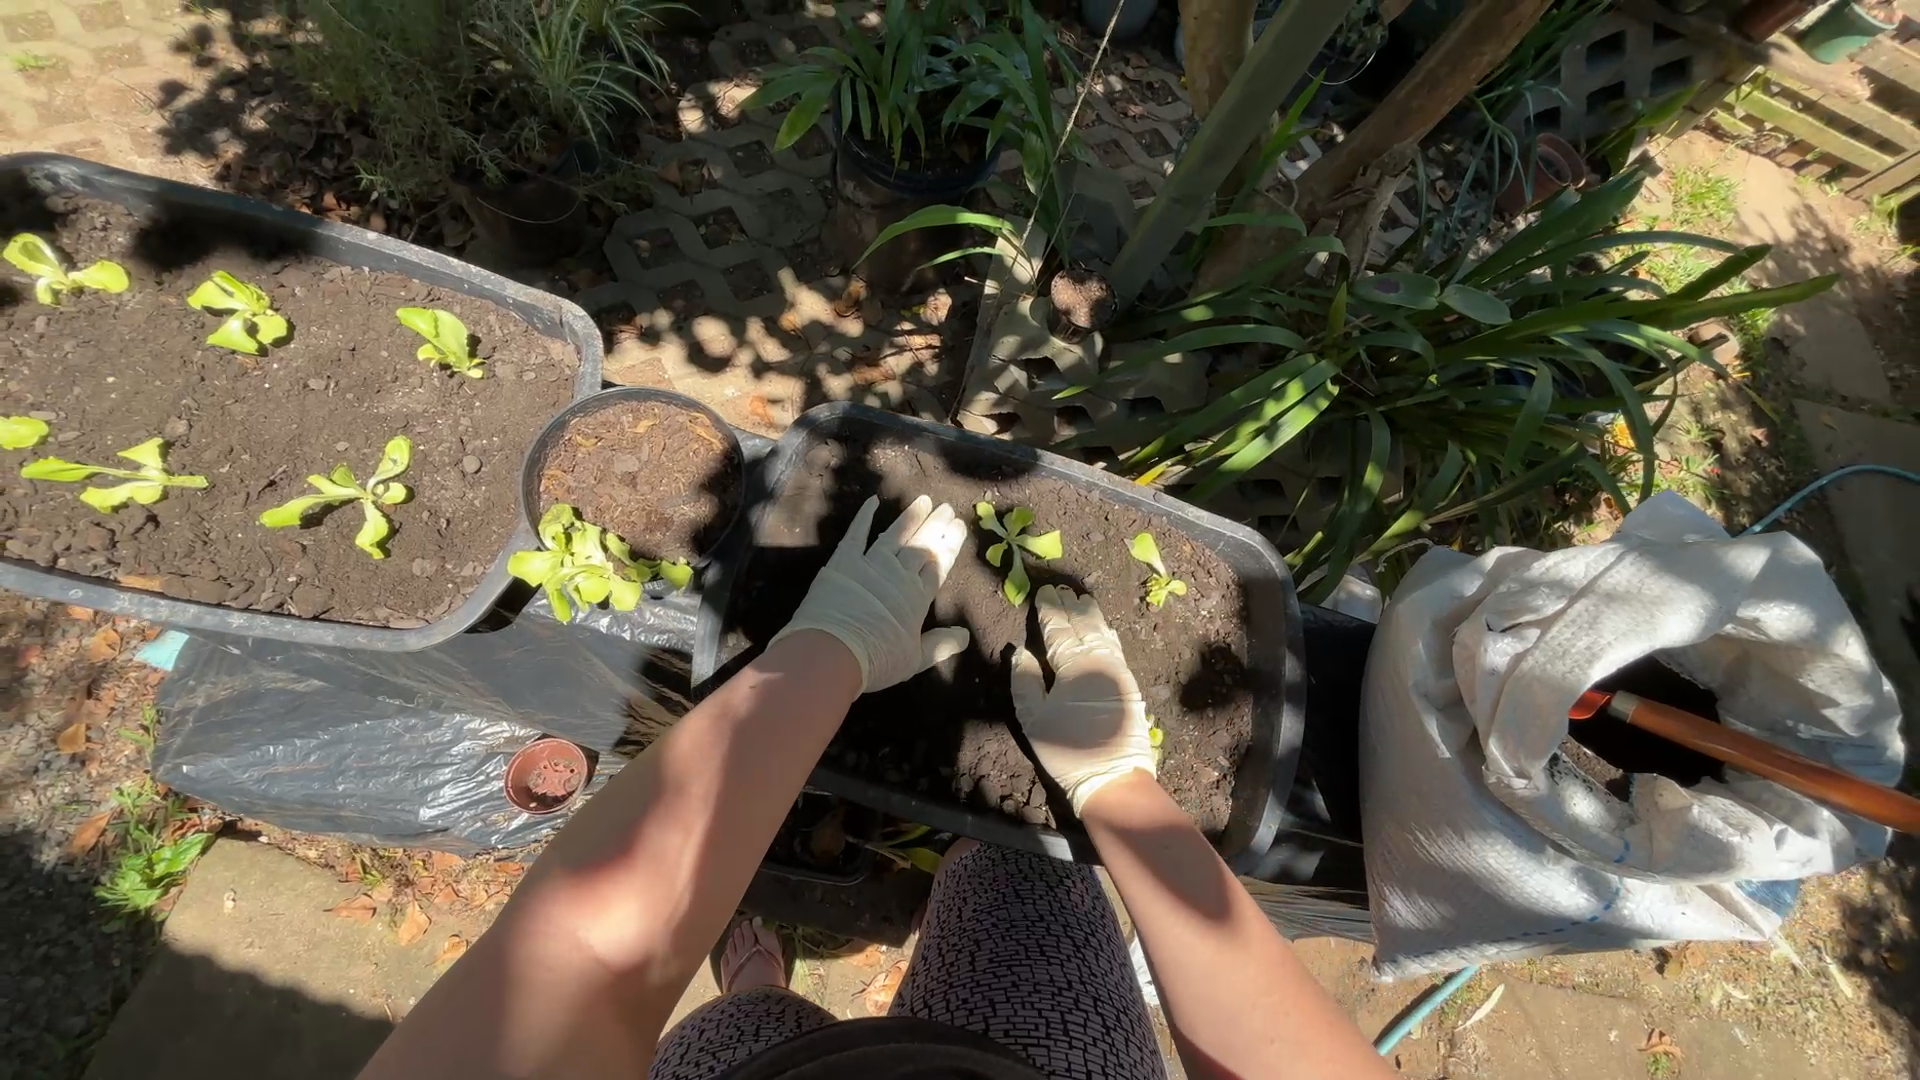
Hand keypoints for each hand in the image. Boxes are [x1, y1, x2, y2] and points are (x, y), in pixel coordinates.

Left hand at [770, 494, 969, 693]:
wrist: (833, 651)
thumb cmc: (876, 659)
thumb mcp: (914, 660)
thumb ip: (941, 645)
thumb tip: (965, 636)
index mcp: (918, 598)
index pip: (939, 564)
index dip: (950, 545)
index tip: (960, 526)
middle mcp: (899, 574)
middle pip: (922, 546)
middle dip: (936, 526)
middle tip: (948, 508)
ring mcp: (871, 564)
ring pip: (896, 535)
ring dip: (911, 517)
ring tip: (924, 500)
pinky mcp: (844, 561)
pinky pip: (856, 534)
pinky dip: (864, 517)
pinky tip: (873, 502)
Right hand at [1010, 585, 1153, 813]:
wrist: (1113, 776)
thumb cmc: (1067, 749)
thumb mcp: (1034, 717)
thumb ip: (1025, 680)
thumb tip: (1020, 651)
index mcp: (1073, 664)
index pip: (1058, 628)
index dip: (1049, 609)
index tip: (1043, 592)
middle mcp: (1098, 659)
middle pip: (1082, 624)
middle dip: (1069, 606)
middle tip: (1059, 589)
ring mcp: (1116, 669)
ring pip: (1101, 631)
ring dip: (1089, 614)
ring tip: (1079, 599)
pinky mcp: (1128, 682)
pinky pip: (1114, 645)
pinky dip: (1105, 631)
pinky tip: (1102, 627)